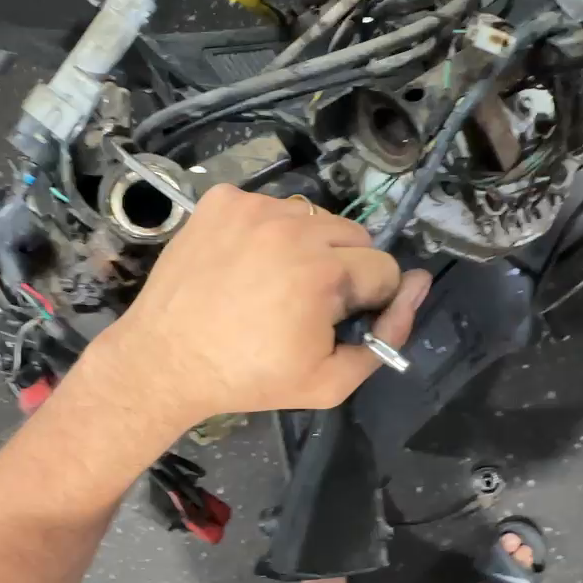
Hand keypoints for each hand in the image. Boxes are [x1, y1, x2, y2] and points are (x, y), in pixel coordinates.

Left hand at [91, 184, 431, 427]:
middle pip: (355, 236)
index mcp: (324, 270)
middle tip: (303, 306)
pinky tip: (244, 264)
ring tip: (273, 284)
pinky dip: (266, 232)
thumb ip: (387, 336)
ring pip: (313, 218)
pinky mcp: (220, 200)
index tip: (333, 323)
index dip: (366, 301)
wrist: (164, 361)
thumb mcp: (330, 382)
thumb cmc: (248, 378)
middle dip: (343, 270)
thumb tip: (418, 286)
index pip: (384, 268)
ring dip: (307, 247)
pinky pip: (269, 207)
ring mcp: (252, 206)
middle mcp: (292, 225)